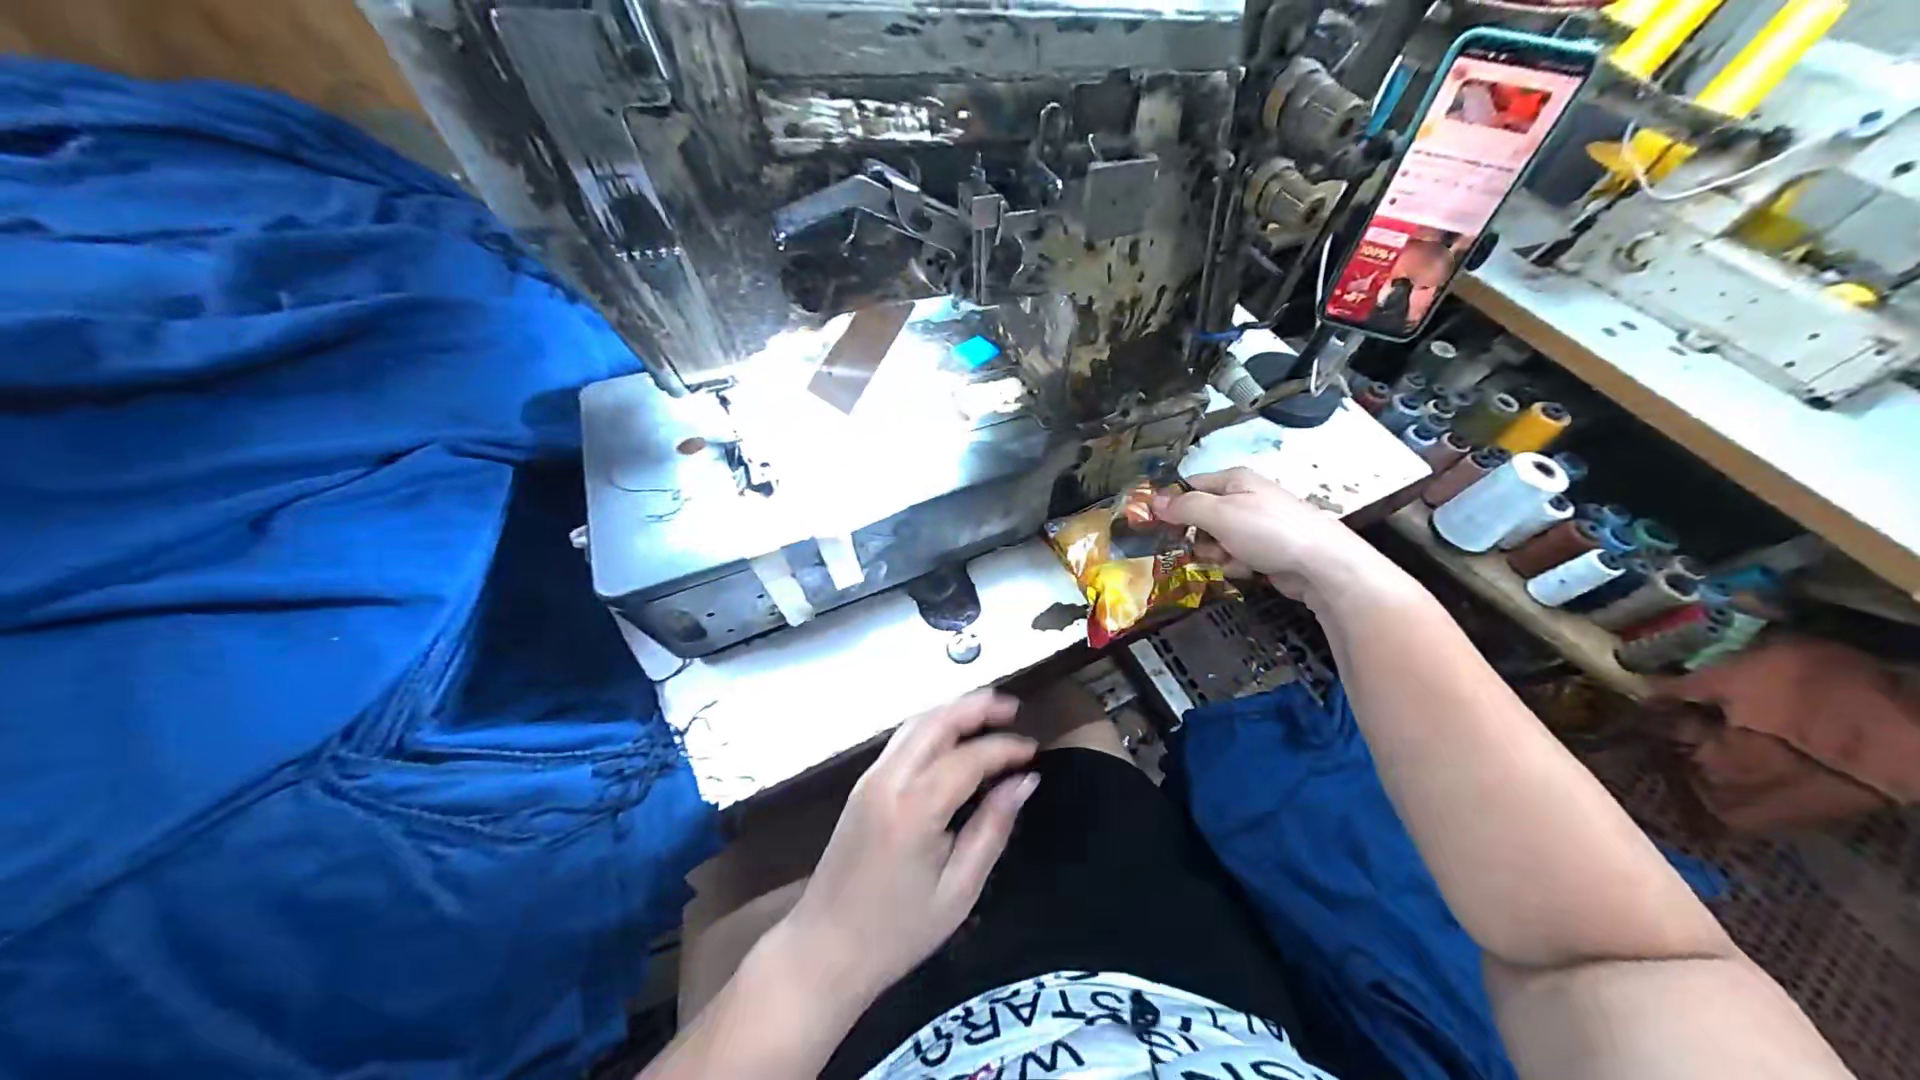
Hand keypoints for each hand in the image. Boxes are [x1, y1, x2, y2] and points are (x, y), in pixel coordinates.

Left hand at [781, 692, 1038, 1004]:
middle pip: (936, 721)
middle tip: (1012, 709)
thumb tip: (1024, 782)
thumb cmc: (898, 931)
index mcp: (914, 808)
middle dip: (976, 707)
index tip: (1034, 751)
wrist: (825, 949)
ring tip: (989, 714)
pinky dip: (933, 728)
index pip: (968, 757)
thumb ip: (993, 827)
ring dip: (953, 711)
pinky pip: (903, 740)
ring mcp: (870, 779)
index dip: (1005, 749)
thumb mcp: (959, 889)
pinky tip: (955, 739)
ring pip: (916, 724)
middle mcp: (888, 780)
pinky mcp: (863, 786)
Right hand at [1150, 467, 1395, 601]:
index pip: (1189, 487)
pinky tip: (1246, 568)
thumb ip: (1184, 507)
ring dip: (1215, 553)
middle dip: (1197, 536)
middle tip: (1200, 546)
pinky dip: (1234, 564)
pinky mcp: (1264, 548)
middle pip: (1200, 516)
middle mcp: (1244, 498)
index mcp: (1234, 480)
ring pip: (1215, 540)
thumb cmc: (1269, 532)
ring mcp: (1256, 524)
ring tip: (1229, 559)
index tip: (1157, 525)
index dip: (1172, 505)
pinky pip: (1233, 555)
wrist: (1321, 565)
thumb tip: (1154, 501)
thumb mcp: (1219, 515)